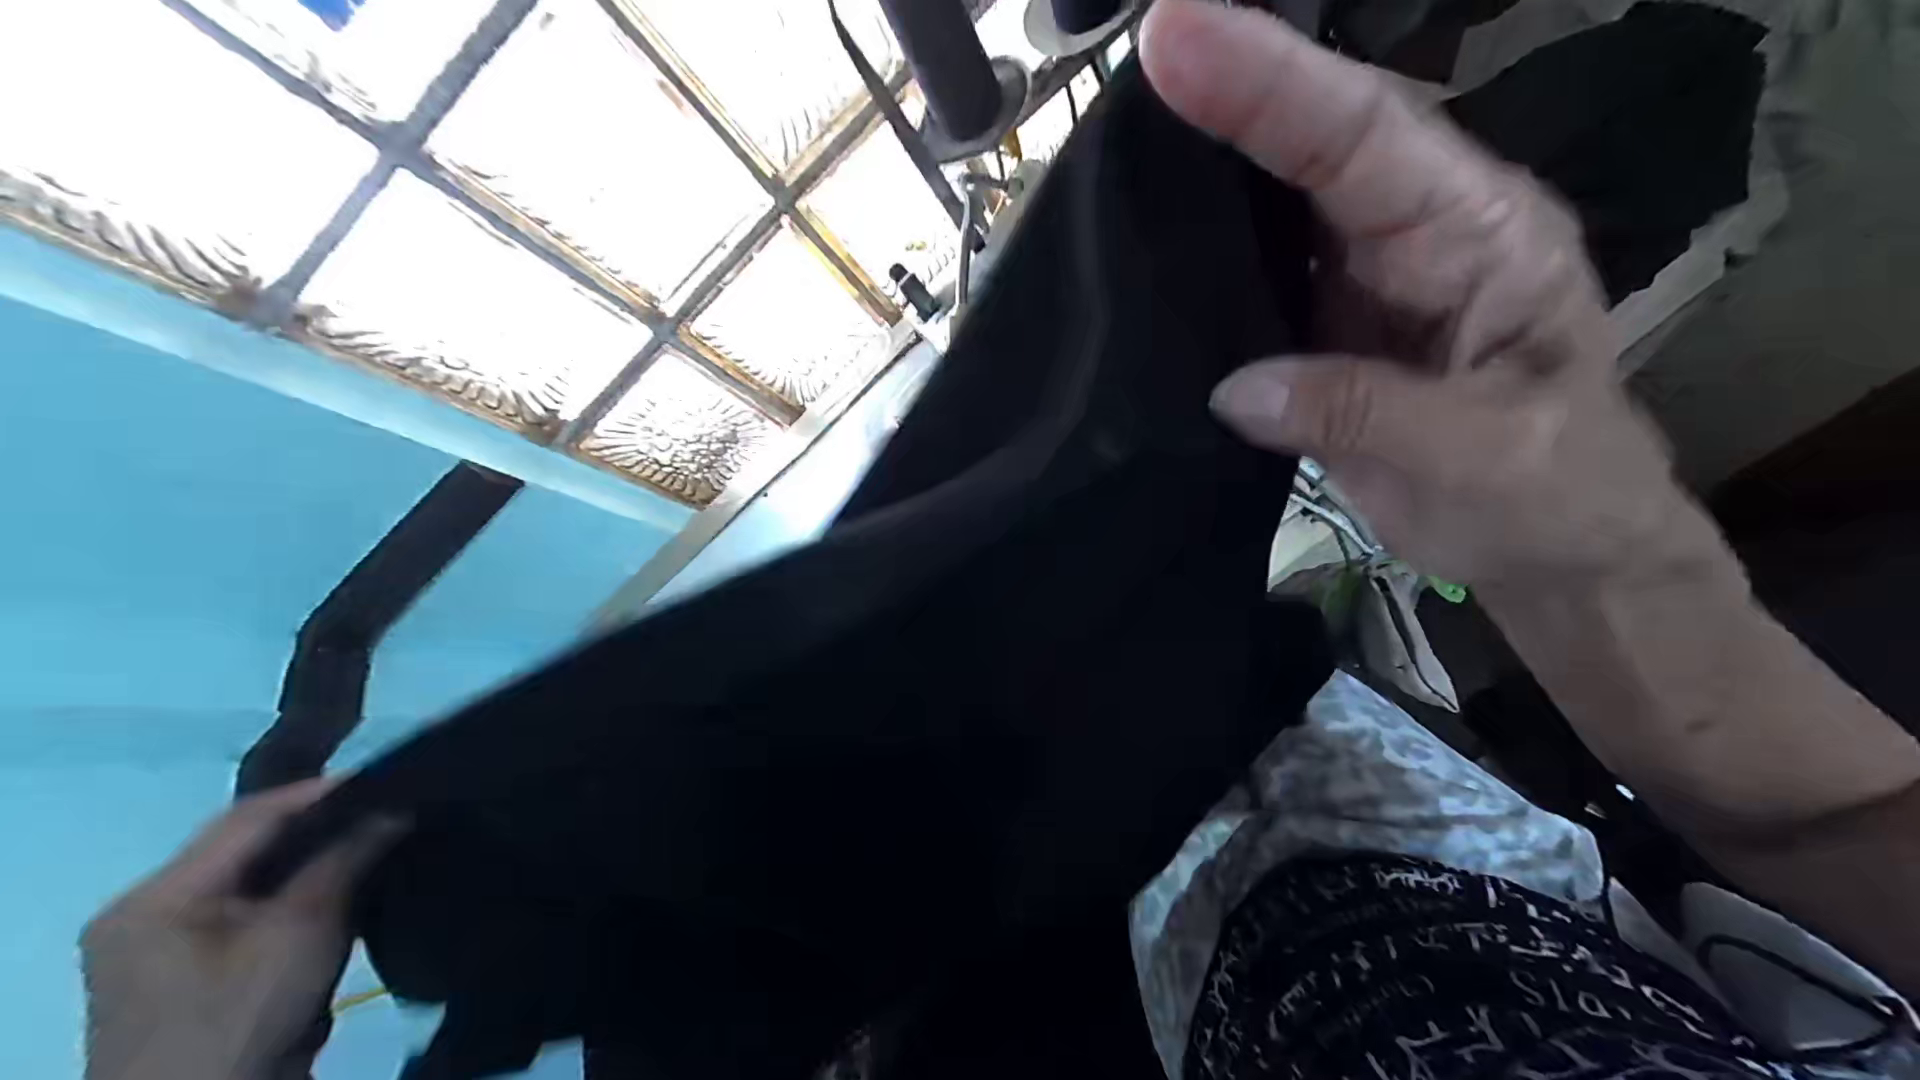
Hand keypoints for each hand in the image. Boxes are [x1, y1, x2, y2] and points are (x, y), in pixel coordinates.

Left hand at [81, 780, 401, 1079]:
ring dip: (315, 849)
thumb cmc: (244, 1014)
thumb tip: (396, 804)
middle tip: (390, 802)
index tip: (390, 777)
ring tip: (378, 830)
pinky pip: (252, 899)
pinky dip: (300, 881)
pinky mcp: (190, 964)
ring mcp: (162, 941)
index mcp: (154, 897)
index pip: (249, 816)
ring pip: (254, 869)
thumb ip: (349, 855)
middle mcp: (147, 909)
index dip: (323, 791)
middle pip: (248, 841)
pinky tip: (345, 874)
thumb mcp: (305, 927)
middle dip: (322, 818)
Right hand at [1141, 0, 1729, 593]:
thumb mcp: (1478, 452)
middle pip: (1315, 143)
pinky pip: (1251, 278)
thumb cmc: (1549, 492)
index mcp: (1477, 235)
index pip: (1364, 136)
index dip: (1271, 85)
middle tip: (1145, 49)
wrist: (1544, 545)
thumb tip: (1237, 388)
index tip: (1177, 37)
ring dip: (1206, 165)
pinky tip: (1154, 239)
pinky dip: (1202, 254)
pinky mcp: (1315, 334)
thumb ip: (1359, 409)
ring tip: (1129, 130)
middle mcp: (1413, 238)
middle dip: (1232, 89)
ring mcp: (1357, 285)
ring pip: (1275, 204)